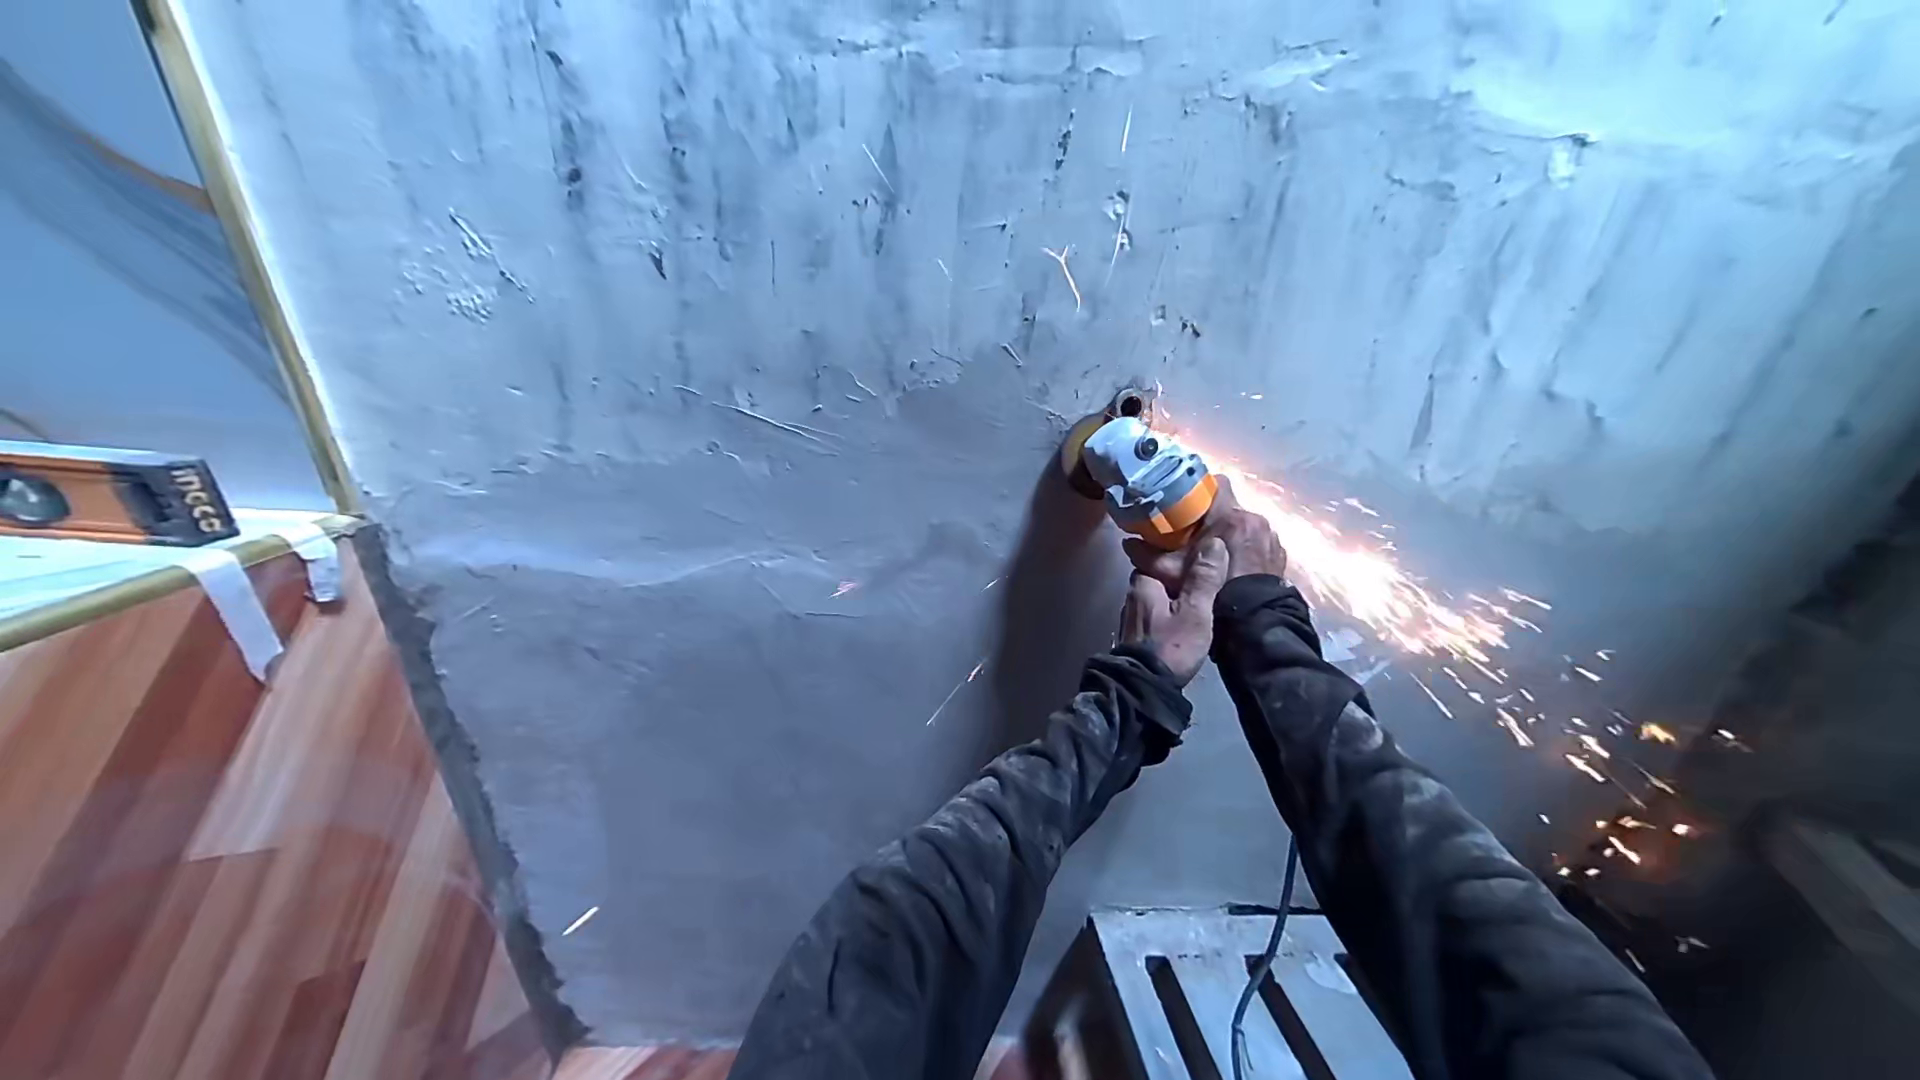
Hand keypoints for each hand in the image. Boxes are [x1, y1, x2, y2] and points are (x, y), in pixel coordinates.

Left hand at [1120, 537, 1228, 685]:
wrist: (1145, 687)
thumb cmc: (1171, 646)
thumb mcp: (1195, 611)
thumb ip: (1204, 579)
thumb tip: (1215, 543)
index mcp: (1142, 583)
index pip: (1160, 558)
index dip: (1180, 556)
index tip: (1202, 559)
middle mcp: (1132, 596)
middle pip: (1158, 578)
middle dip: (1178, 579)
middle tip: (1207, 581)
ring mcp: (1130, 617)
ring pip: (1156, 597)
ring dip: (1173, 598)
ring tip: (1200, 601)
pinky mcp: (1134, 636)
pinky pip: (1154, 615)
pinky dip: (1167, 614)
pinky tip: (1183, 622)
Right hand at [1124, 477, 1287, 589]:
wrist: (1252, 619)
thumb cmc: (1209, 588)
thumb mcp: (1170, 573)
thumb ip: (1147, 555)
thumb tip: (1128, 543)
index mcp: (1228, 515)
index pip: (1215, 482)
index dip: (1199, 489)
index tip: (1186, 503)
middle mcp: (1253, 518)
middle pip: (1230, 505)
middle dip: (1213, 515)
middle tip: (1194, 532)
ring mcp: (1269, 537)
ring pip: (1245, 524)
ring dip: (1231, 533)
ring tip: (1215, 552)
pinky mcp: (1279, 554)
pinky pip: (1258, 542)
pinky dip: (1246, 548)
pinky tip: (1235, 565)